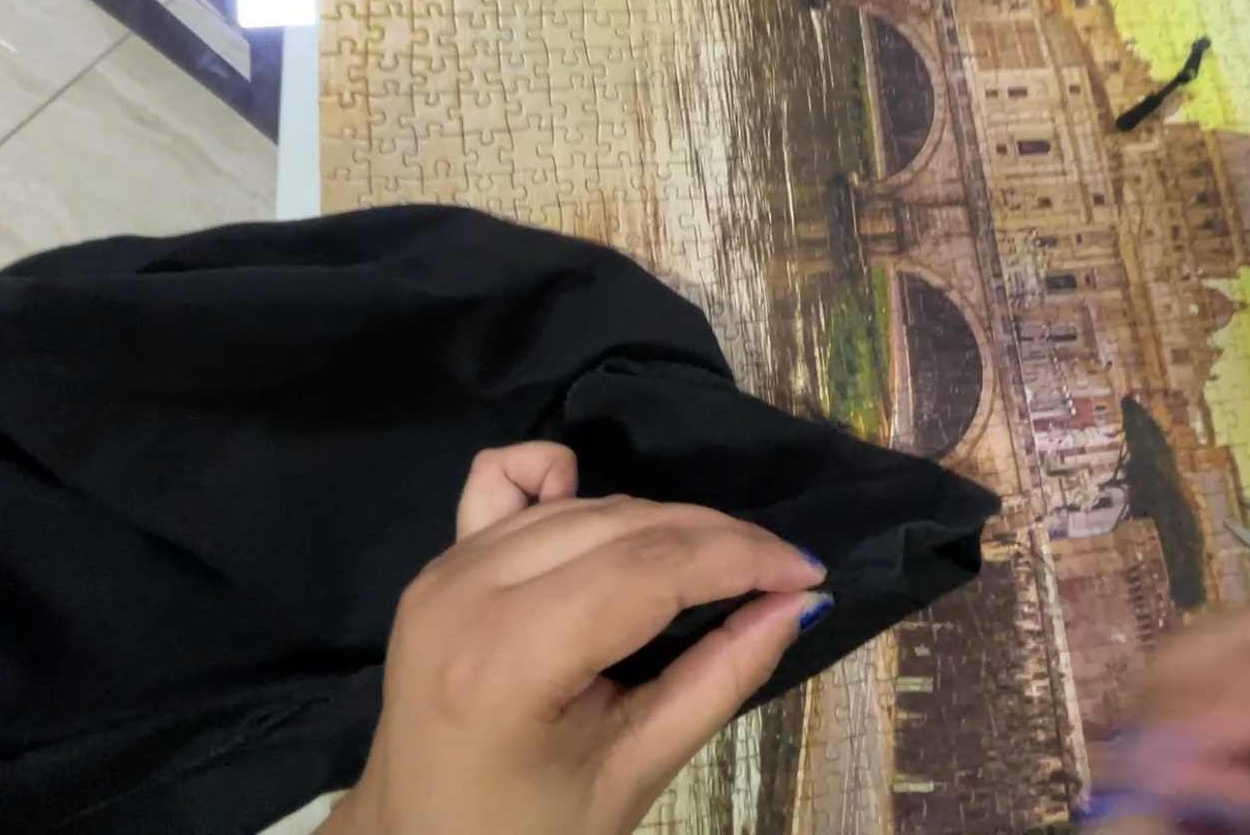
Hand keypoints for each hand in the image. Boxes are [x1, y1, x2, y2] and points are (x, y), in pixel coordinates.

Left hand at [322, 443, 829, 834]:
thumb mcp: (635, 772)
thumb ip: (720, 677)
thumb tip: (796, 602)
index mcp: (508, 657)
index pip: (649, 571)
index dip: (739, 559)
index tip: (806, 570)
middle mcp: (469, 587)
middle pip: (624, 525)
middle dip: (715, 538)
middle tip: (779, 571)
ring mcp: (448, 563)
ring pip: (586, 506)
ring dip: (662, 523)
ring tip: (716, 564)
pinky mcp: (443, 556)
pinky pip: (504, 478)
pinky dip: (561, 477)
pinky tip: (594, 498)